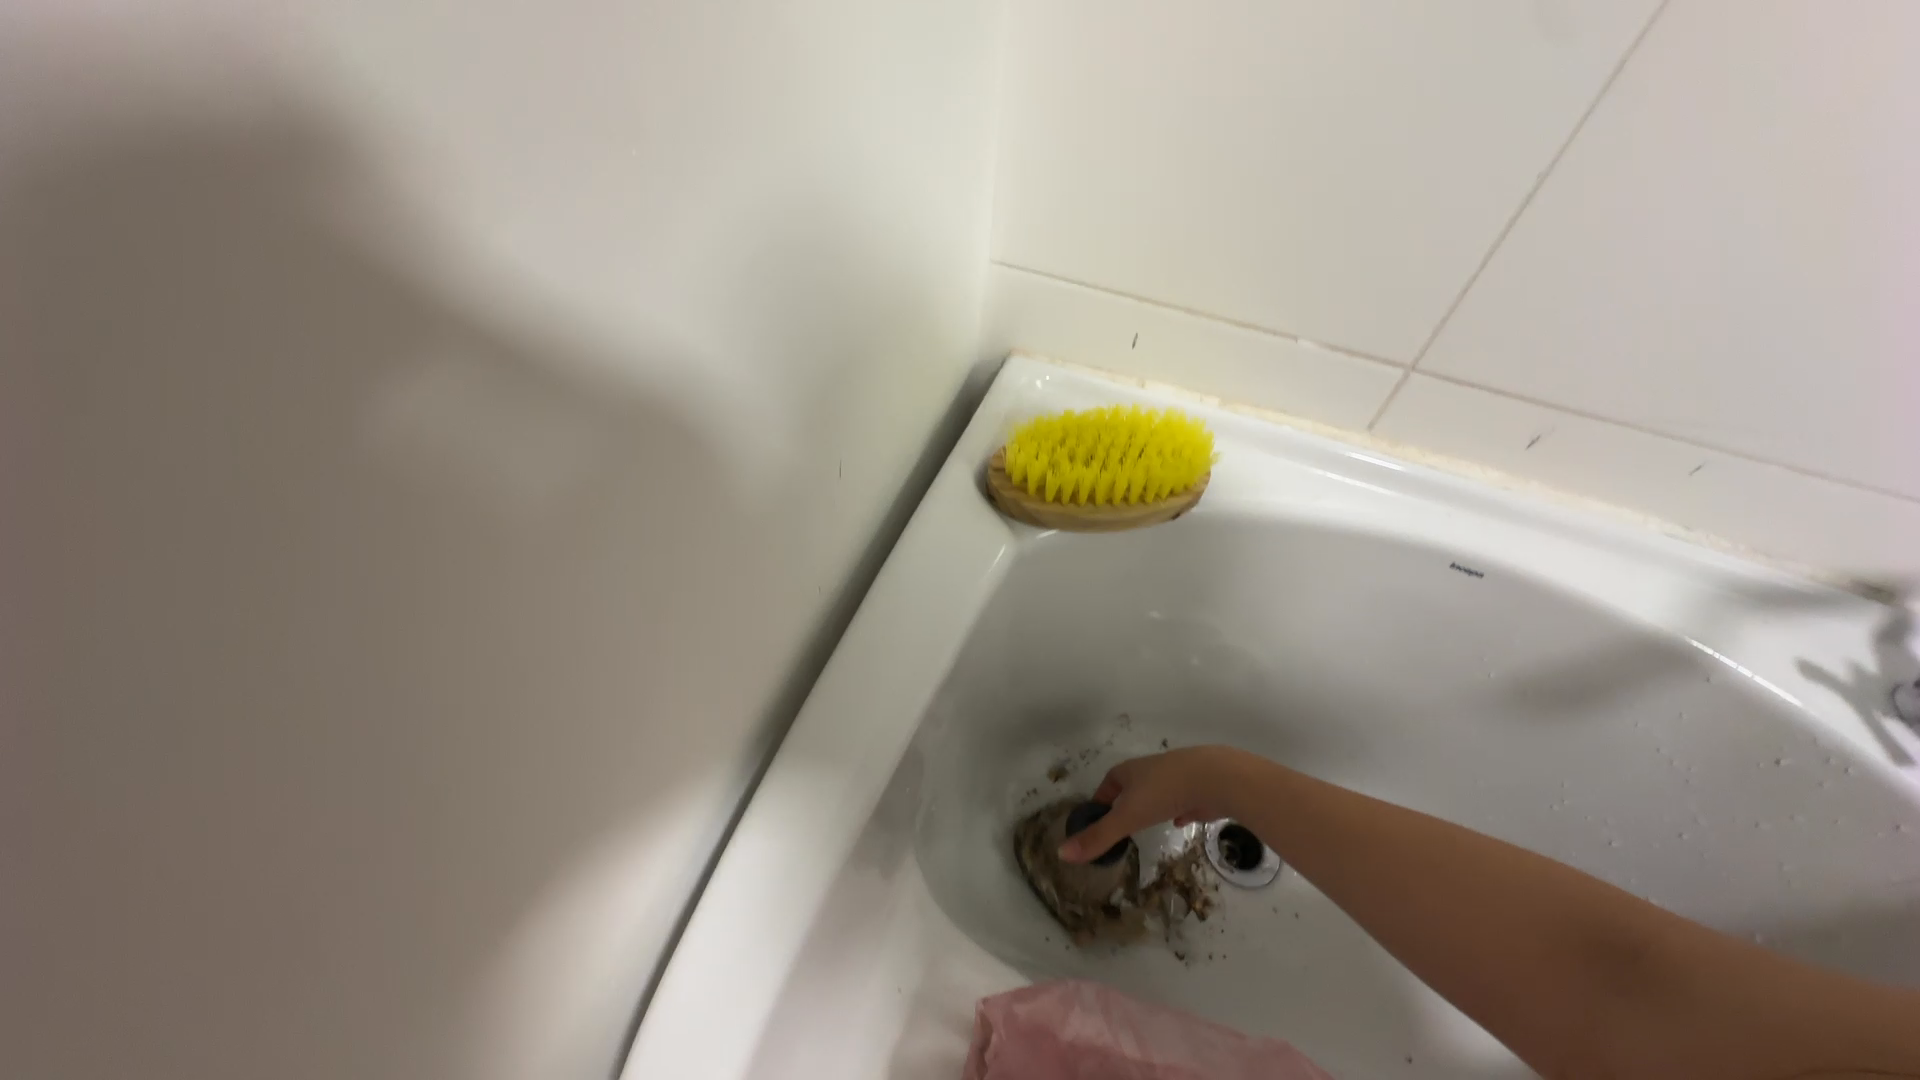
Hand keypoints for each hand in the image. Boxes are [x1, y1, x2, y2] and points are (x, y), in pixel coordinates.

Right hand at [1056, 746, 1255, 862]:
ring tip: (1145, 825)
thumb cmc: (1163, 792)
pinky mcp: (1198, 788)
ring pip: (1157, 792)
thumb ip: (1098, 837)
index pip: (1107, 784)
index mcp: (1129, 771)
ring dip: (1150, 806)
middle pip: (1131, 787)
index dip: (1100, 801)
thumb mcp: (1126, 817)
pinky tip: (1178, 823)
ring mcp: (1176, 777)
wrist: (1214, 778)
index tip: (1097, 820)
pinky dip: (1176, 810)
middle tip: (1120, 826)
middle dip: (1124, 803)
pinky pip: (1182, 800)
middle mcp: (1150, 770)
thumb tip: (1062, 854)